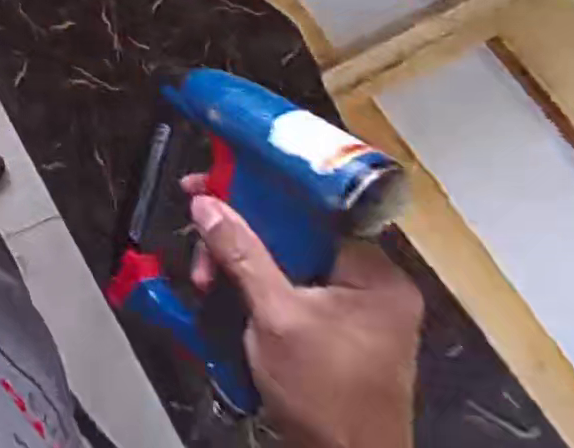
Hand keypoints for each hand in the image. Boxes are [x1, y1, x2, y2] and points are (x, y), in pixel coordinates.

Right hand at [180, 176, 422, 447]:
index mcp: (374, 274)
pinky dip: (249, 282)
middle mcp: (367, 283)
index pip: (312, 208)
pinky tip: (219, 289)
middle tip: (198, 224)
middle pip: (290, 231)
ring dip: (236, 261)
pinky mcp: (327, 325)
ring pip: (280, 257)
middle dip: (238, 233)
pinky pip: (282, 282)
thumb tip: (206, 202)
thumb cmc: (324, 395)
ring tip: (204, 278)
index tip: (216, 179)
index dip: (259, 189)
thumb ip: (241, 253)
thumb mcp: (276, 317)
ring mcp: (348, 306)